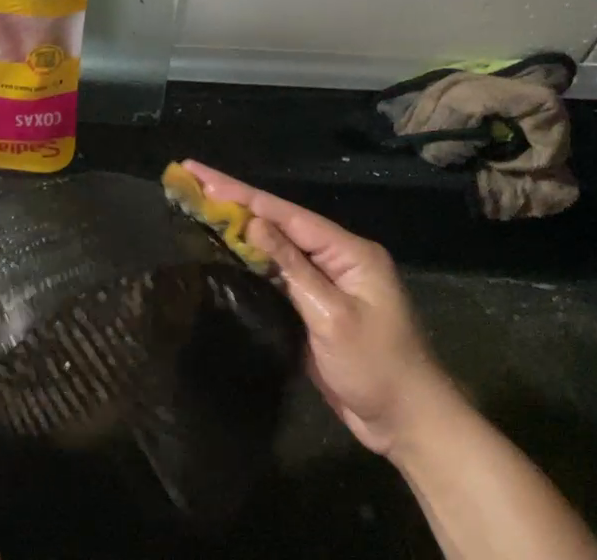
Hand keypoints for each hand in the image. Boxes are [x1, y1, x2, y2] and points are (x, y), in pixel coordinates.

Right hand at [182, 161, 452, 455]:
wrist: (407, 423)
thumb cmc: (376, 367)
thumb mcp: (333, 316)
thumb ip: (292, 267)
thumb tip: (253, 223)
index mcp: (349, 252)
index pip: (285, 213)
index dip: (239, 193)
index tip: (198, 173)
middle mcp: (337, 258)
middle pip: (278, 223)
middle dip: (234, 203)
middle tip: (189, 181)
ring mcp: (327, 283)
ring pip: (275, 247)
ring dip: (238, 230)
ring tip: (196, 208)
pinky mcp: (315, 307)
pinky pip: (278, 275)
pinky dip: (250, 261)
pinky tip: (223, 251)